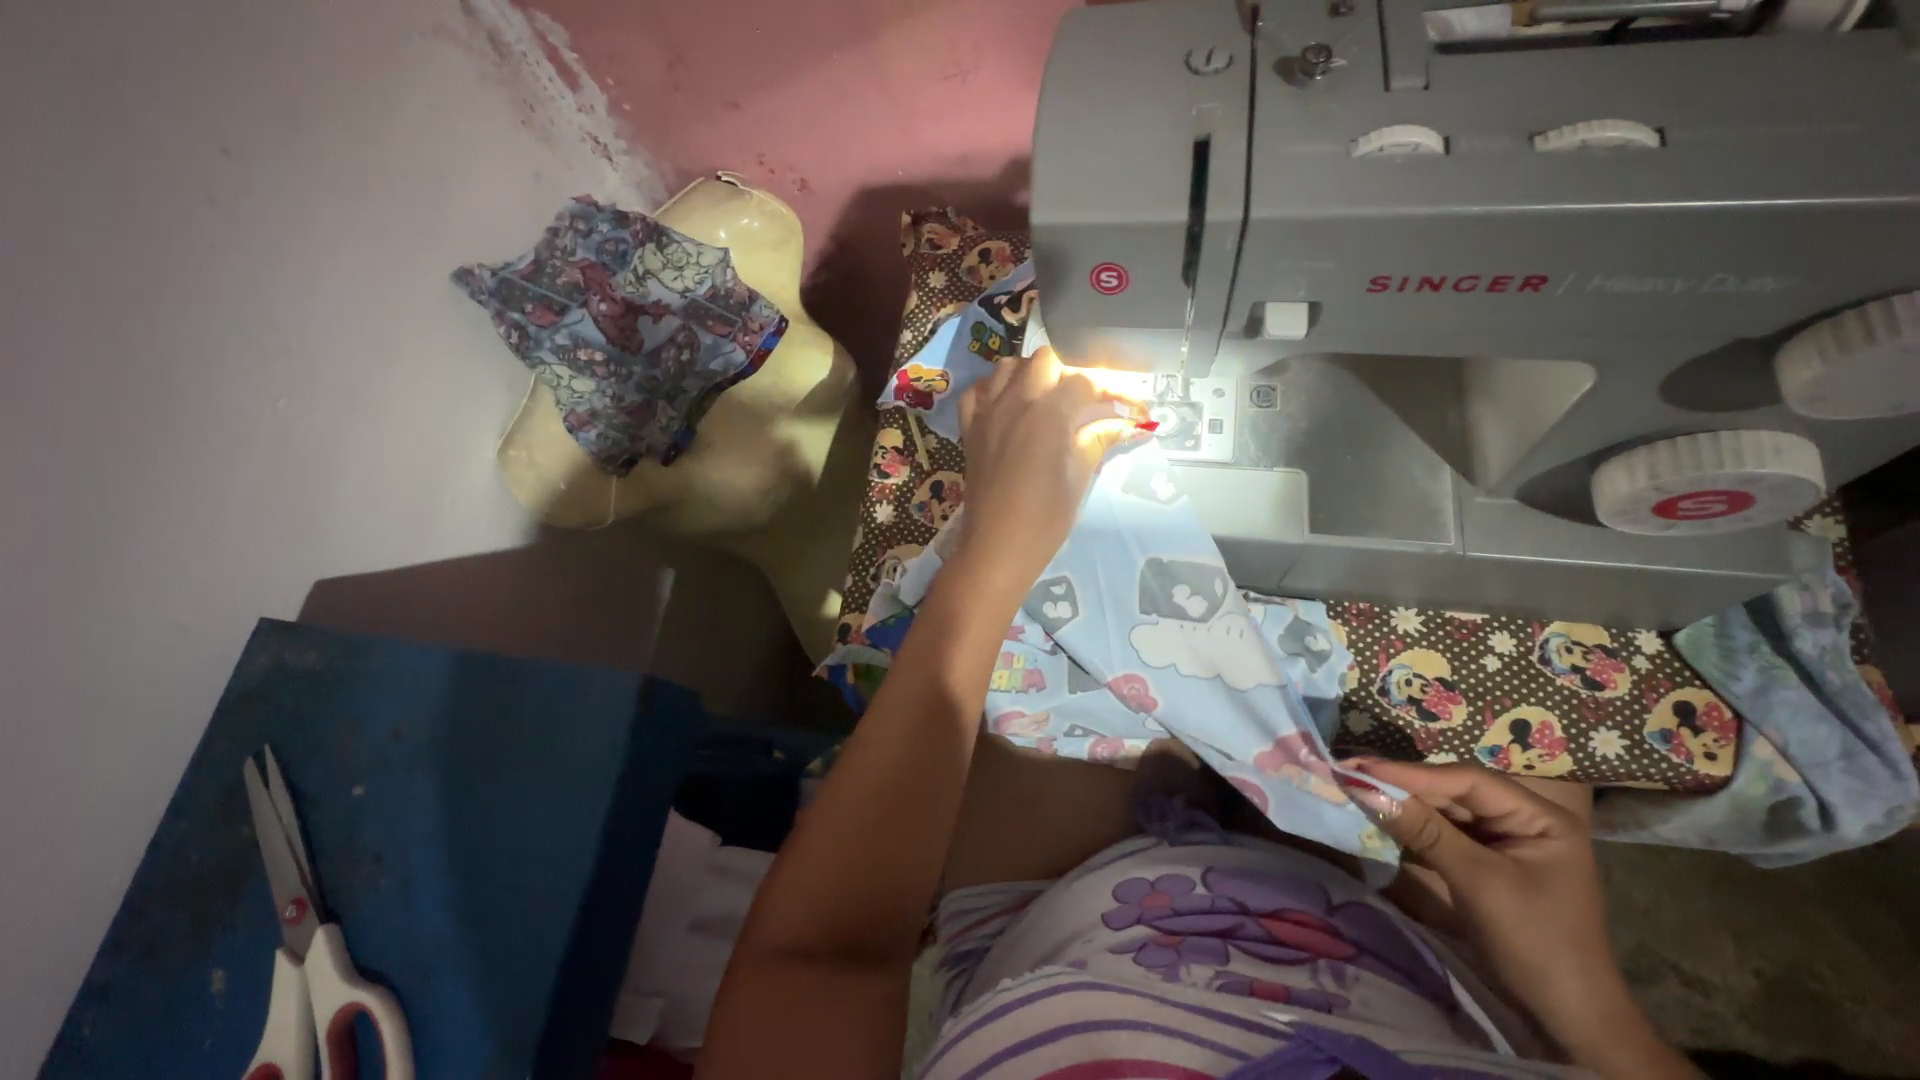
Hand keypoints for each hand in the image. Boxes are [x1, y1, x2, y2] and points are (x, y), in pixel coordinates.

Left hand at [954, 348, 1138, 587]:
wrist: (996, 549)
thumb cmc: (1044, 520)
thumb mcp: (1079, 478)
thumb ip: (1099, 441)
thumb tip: (1128, 424)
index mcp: (1048, 414)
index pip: (1087, 382)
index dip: (1115, 391)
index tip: (1134, 408)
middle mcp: (1015, 402)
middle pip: (1046, 361)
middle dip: (1071, 375)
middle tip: (1087, 403)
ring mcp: (987, 413)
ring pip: (1008, 367)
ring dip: (1031, 374)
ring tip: (1047, 399)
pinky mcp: (969, 429)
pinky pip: (978, 392)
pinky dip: (994, 390)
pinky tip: (1009, 406)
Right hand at [1351, 761, 1694, 1075]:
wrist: (1568, 1014)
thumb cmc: (1534, 941)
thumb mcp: (1478, 882)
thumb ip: (1425, 831)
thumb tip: (1367, 789)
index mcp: (1540, 816)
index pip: (1467, 780)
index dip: (1412, 772)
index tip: (1360, 765)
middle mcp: (1524, 820)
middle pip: (1455, 791)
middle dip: (1404, 784)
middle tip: (1350, 771)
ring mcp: (1506, 843)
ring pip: (1447, 812)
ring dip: (1404, 804)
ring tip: (1356, 787)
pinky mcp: (1487, 864)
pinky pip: (1445, 835)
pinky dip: (1414, 828)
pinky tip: (1382, 817)